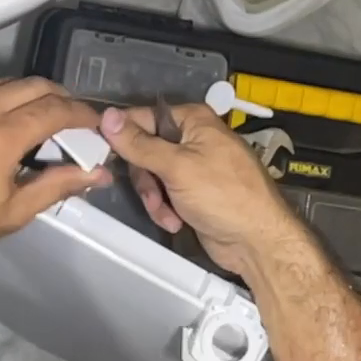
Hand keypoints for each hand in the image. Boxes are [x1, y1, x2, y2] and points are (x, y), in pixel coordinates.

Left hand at [0, 78, 108, 261]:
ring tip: (35, 118)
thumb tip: (97, 173)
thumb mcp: (12, 212)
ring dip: (27, 95)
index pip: (54, 109)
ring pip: (4, 81)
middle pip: (34, 84)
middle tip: (70, 117)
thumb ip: (57, 185)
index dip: (81, 113)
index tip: (95, 121)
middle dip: (59, 97)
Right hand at [100, 104, 306, 276]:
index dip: (123, 137)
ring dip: (155, 198)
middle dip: (145, 178)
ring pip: (152, 175)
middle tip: (153, 195)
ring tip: (167, 214)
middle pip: (144, 149)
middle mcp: (193, 138)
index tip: (103, 154)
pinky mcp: (193, 192)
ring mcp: (193, 166)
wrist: (257, 242)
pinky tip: (176, 222)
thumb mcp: (176, 167)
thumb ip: (139, 144)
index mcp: (193, 120)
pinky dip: (166, 208)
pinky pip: (164, 194)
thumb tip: (107, 117)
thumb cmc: (223, 196)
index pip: (142, 117)